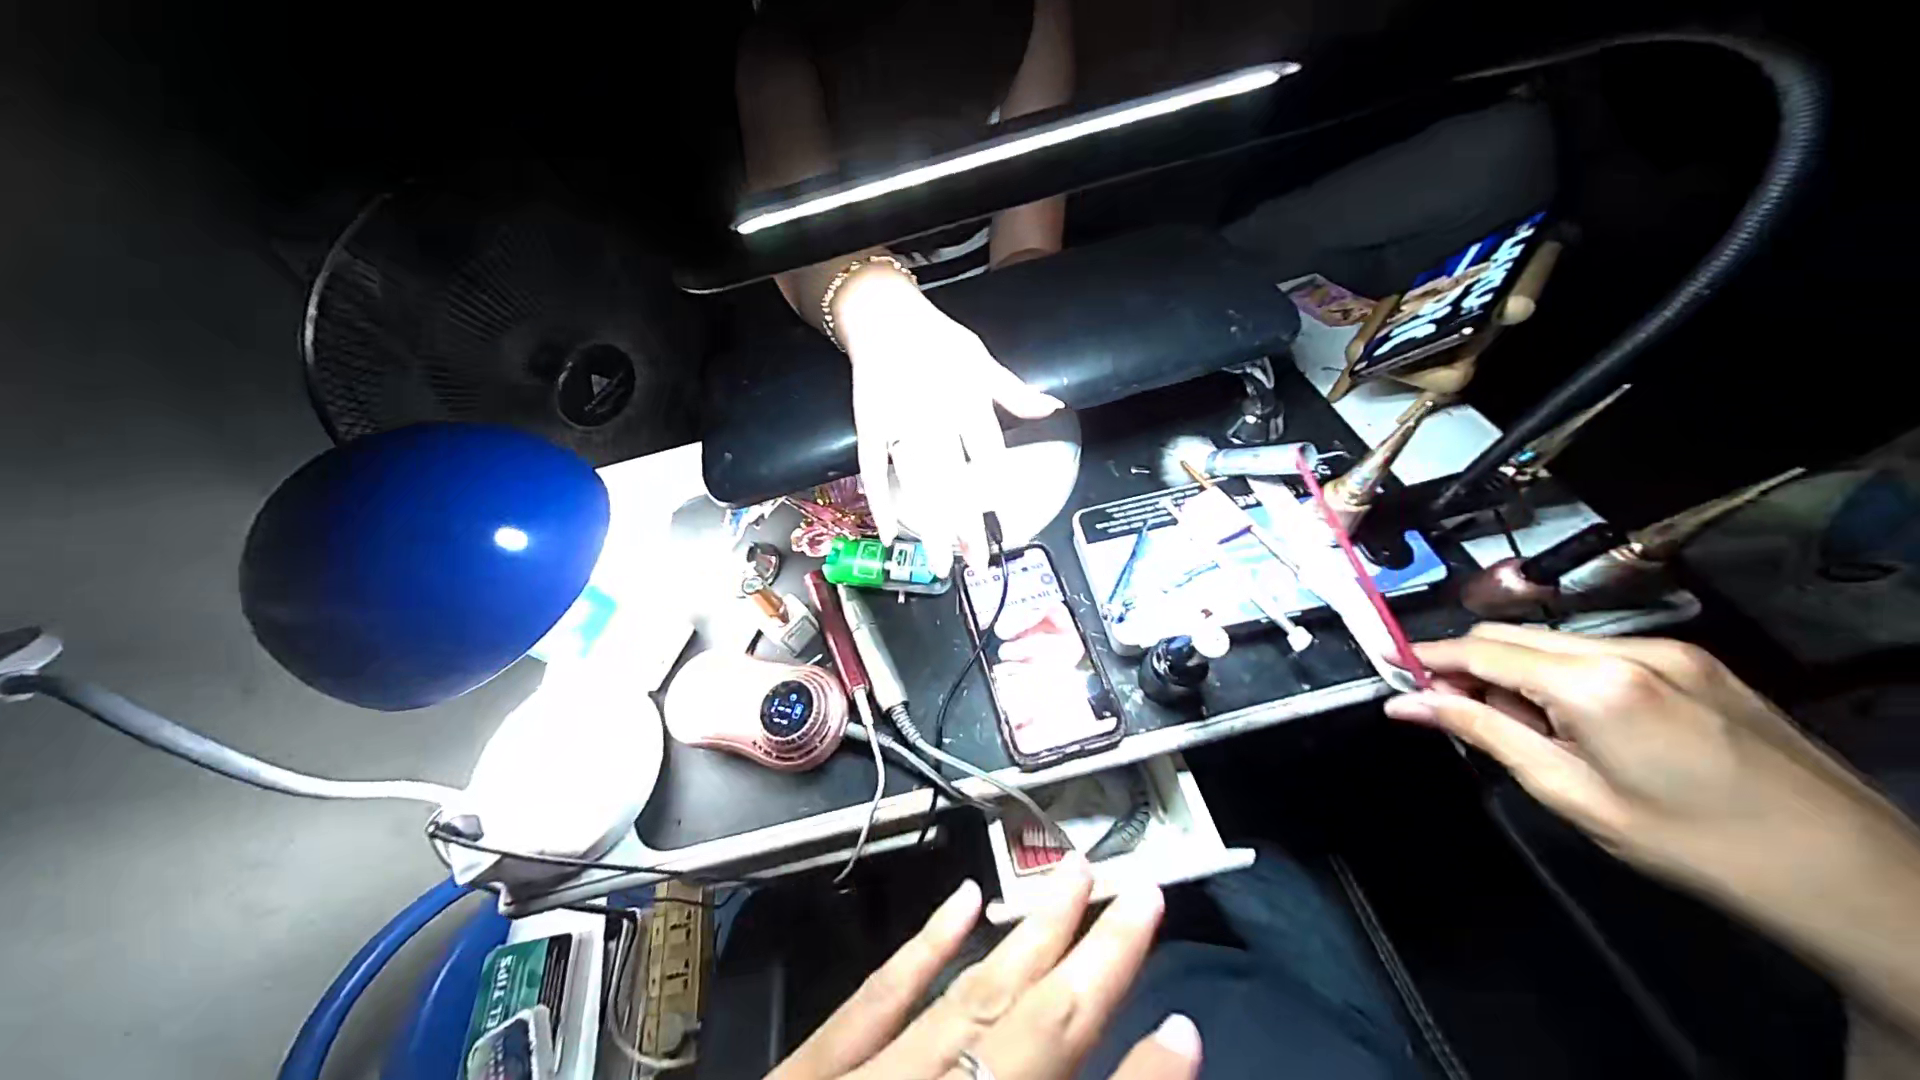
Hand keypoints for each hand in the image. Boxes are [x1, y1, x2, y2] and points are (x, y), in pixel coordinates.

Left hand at [767, 855, 1199, 1079]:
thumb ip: (1008, 1075)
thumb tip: (1073, 1060)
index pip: (1059, 1078)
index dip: (1140, 1078)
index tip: (1185, 1026)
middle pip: (1027, 1024)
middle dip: (1093, 962)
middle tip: (1141, 895)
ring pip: (966, 996)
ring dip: (1026, 938)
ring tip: (1072, 881)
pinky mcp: (811, 1071)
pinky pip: (876, 1002)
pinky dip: (925, 952)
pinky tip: (962, 904)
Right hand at [833, 264, 1061, 569]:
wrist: (883, 314)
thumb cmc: (937, 339)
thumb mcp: (983, 360)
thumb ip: (1015, 392)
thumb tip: (1052, 407)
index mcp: (967, 398)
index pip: (989, 456)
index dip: (1000, 494)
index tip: (1010, 525)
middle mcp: (934, 415)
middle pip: (953, 479)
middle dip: (965, 524)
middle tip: (976, 560)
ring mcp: (898, 422)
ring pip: (917, 482)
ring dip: (929, 523)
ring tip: (940, 560)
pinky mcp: (868, 426)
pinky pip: (872, 469)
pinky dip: (879, 502)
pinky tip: (890, 534)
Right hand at [1383, 623, 1914, 902]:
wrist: (1857, 878)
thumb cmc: (1693, 844)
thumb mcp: (1570, 793)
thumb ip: (1481, 733)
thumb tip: (1406, 704)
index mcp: (1595, 682)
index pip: (1479, 650)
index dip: (1426, 657)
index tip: (1390, 668)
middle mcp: (1629, 648)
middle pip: (1510, 636)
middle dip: (1470, 666)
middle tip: (1458, 714)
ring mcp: (1670, 651)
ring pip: (1551, 643)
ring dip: (1517, 672)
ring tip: (1531, 731)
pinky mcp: (1697, 663)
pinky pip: (1597, 652)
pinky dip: (1563, 675)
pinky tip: (1580, 723)